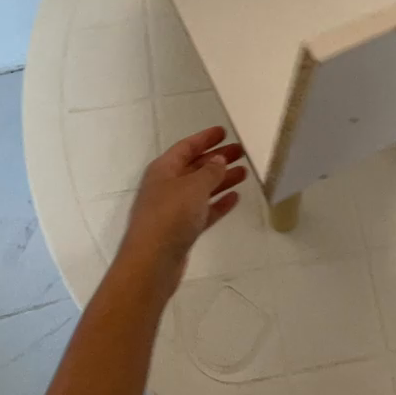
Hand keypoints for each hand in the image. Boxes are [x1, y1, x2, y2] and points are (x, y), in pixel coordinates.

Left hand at [119, 126, 247, 288]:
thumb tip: (219, 159)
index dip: (205, 138)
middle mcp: (166, 186)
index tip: (224, 132)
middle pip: (195, 167)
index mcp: (163, 169)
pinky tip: (234, 198)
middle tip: (241, 152)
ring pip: (200, 189)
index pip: (186, 147)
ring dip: (221, 180)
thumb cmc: (170, 216)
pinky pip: (203, 210)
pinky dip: (217, 203)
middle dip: (217, 158)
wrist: (151, 262)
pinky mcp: (181, 230)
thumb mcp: (193, 187)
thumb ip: (210, 171)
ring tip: (244, 173)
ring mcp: (173, 209)